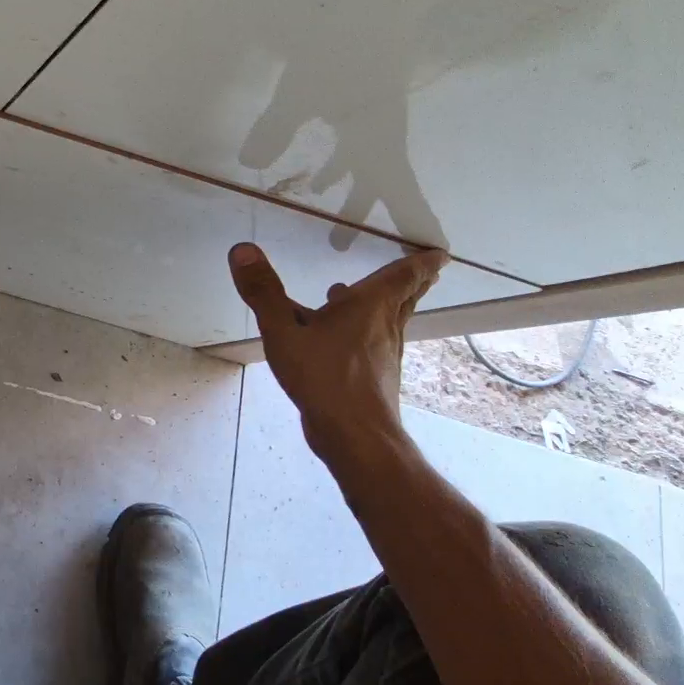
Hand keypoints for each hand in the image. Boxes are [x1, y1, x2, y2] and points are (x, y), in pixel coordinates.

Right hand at [226, 242, 448, 463]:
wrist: (355, 435)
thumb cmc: (323, 377)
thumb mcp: (282, 331)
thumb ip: (263, 292)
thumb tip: (244, 250)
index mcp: (367, 308)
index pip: (402, 277)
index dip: (422, 263)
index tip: (440, 255)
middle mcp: (383, 327)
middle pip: (404, 299)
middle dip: (414, 282)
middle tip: (426, 270)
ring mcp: (383, 354)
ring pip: (392, 321)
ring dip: (388, 305)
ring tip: (373, 296)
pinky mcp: (374, 376)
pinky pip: (375, 342)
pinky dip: (367, 329)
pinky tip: (343, 338)